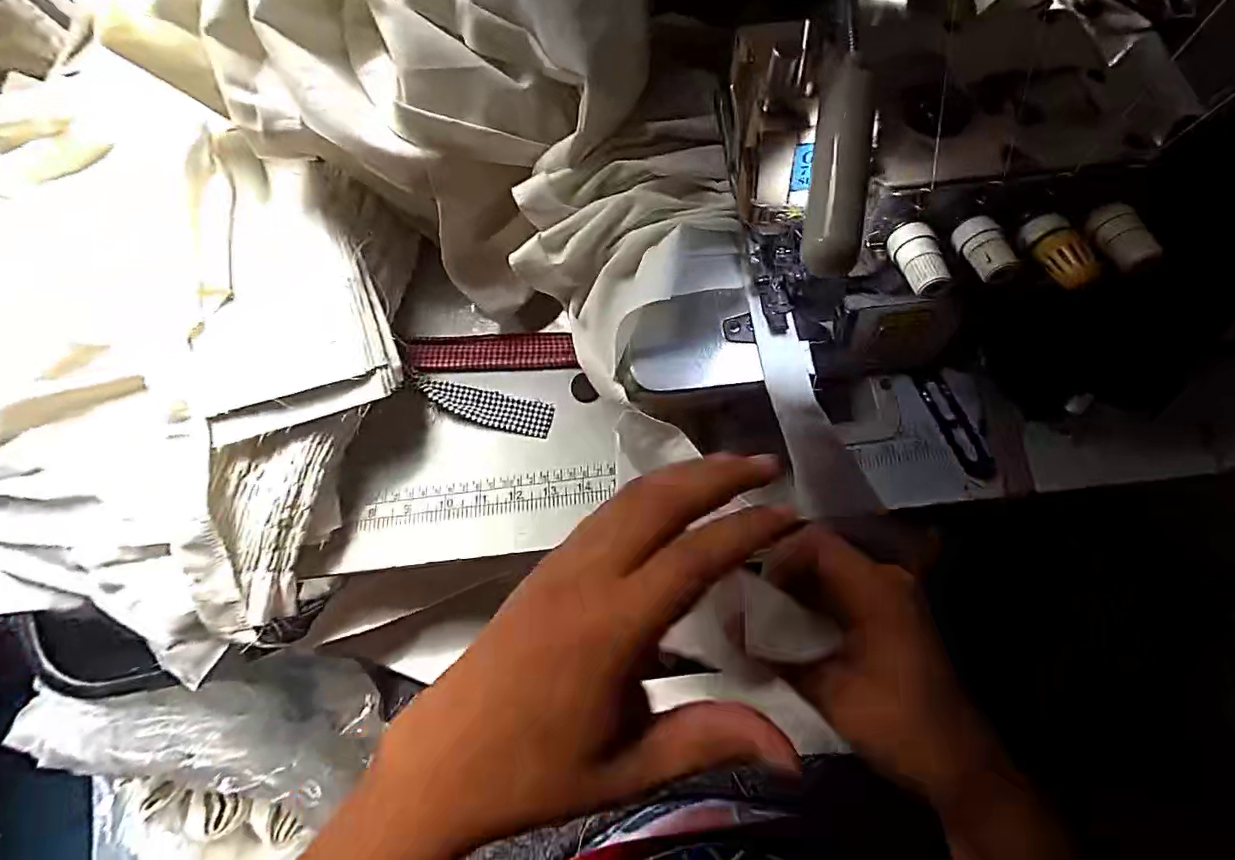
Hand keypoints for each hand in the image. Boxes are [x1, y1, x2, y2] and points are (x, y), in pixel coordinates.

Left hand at [312, 456, 801, 859]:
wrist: (443, 757)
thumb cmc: (534, 770)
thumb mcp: (627, 769)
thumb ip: (708, 741)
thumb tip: (791, 751)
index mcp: (612, 625)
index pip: (693, 557)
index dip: (747, 528)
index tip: (789, 512)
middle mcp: (588, 575)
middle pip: (661, 501)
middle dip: (717, 475)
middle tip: (766, 464)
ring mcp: (564, 561)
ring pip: (632, 496)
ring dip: (683, 474)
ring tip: (729, 468)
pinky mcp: (550, 562)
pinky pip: (609, 510)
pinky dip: (651, 491)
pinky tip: (671, 498)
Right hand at [763, 525, 1066, 859]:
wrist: (959, 765)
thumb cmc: (895, 723)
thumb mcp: (829, 692)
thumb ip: (777, 654)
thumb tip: (730, 626)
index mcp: (875, 586)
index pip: (816, 541)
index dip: (778, 554)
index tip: (752, 584)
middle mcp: (887, 578)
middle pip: (823, 552)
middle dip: (782, 570)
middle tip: (748, 595)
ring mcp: (893, 594)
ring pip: (832, 570)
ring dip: (797, 586)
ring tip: (761, 609)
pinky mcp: (892, 613)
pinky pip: (846, 589)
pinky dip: (816, 600)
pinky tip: (790, 624)